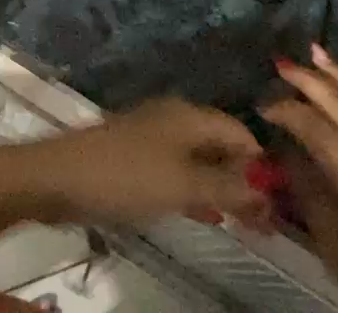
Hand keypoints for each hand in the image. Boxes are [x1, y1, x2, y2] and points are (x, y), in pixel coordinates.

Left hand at [22, 98, 268, 227]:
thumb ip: (228, 187)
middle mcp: (176, 118)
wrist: (58, 176)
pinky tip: (204, 212)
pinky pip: (178, 170)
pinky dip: (195, 188)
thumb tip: (269, 192)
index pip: (242, 133)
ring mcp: (153, 136)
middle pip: (222, 144)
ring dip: (221, 186)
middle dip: (244, 178)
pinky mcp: (135, 157)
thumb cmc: (126, 176)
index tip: (279, 201)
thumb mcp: (184, 184)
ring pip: (200, 159)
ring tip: (242, 221)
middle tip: (263, 220)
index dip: (262, 165)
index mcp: (192, 115)